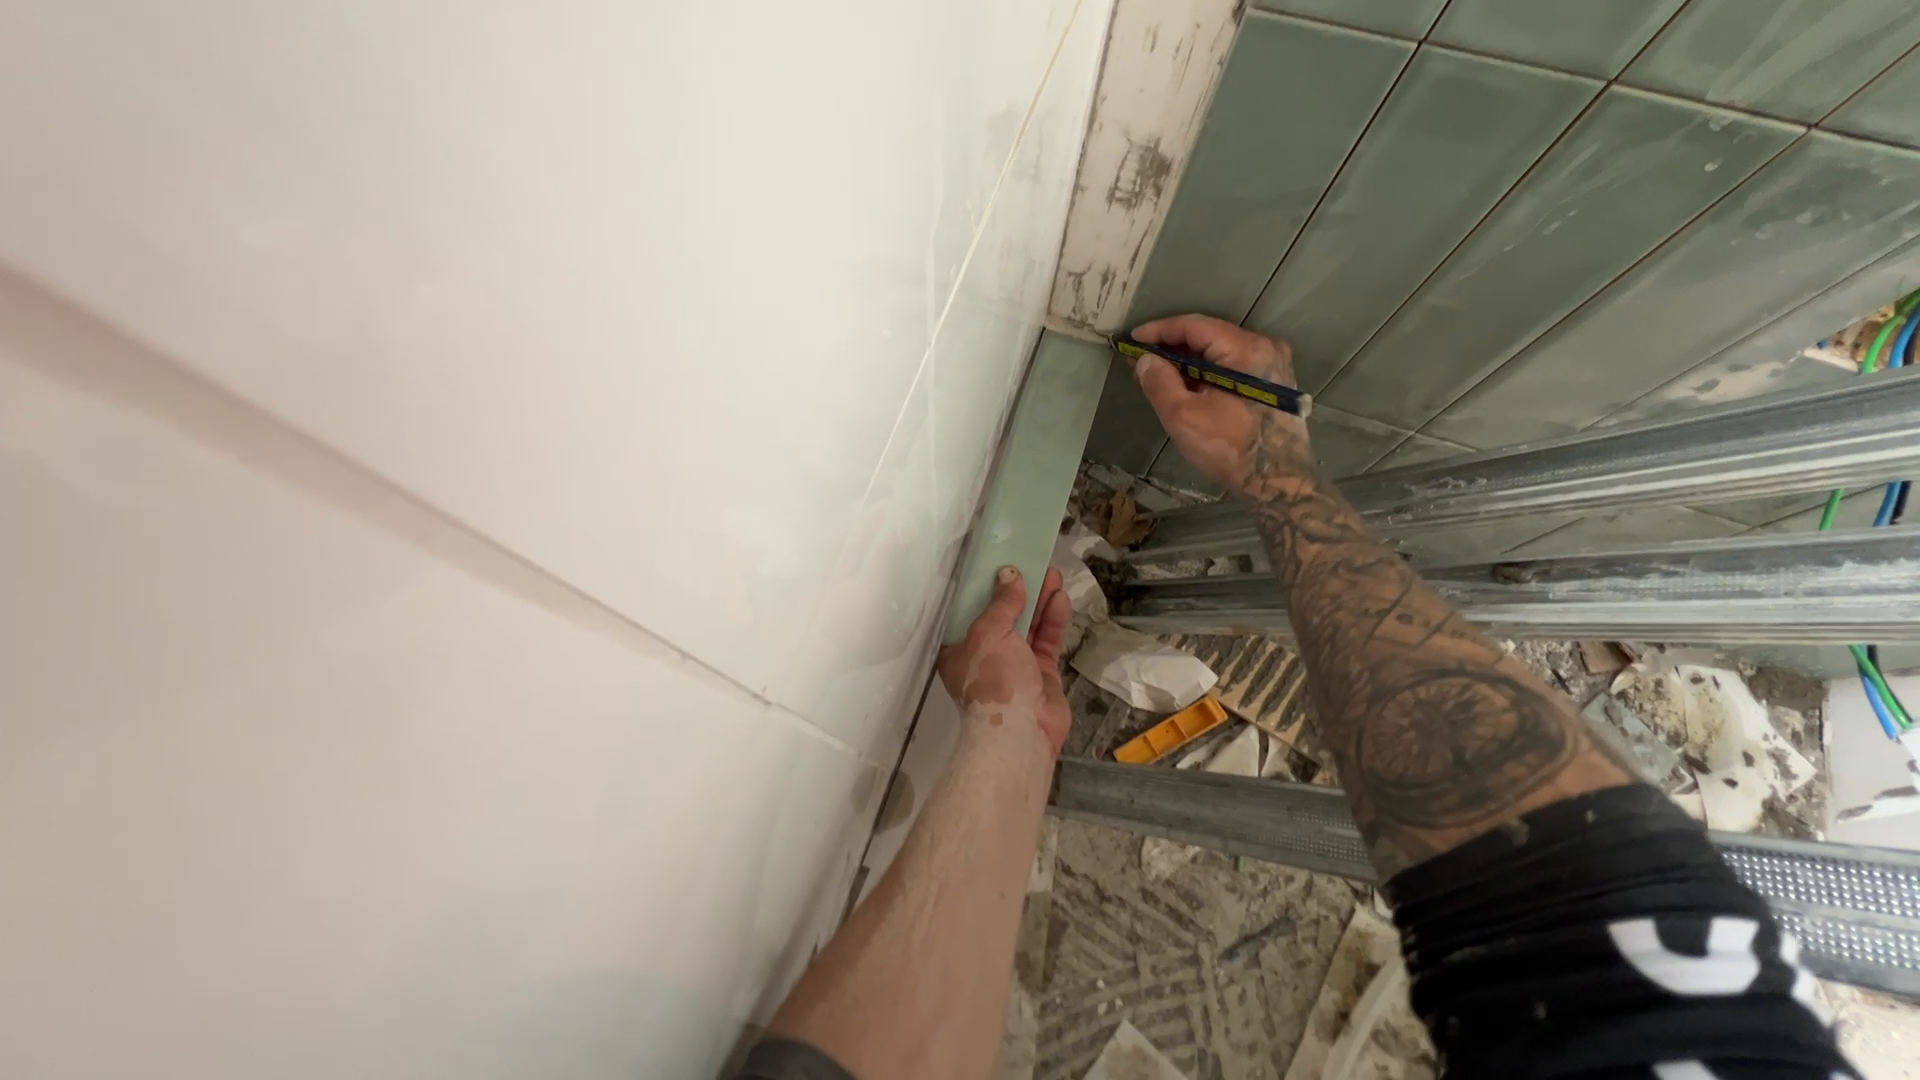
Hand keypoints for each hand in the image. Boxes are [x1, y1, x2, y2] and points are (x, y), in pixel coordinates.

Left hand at [937, 566, 1071, 756]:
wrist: (1020, 731)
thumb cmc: (991, 680)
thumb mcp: (988, 632)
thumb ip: (1002, 603)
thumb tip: (1010, 576)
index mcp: (959, 649)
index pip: (969, 612)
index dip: (984, 589)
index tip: (999, 567)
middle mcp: (984, 656)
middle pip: (1003, 616)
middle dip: (1019, 591)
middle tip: (1033, 565)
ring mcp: (1014, 666)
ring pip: (1028, 627)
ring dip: (1040, 601)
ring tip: (1053, 575)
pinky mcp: (1040, 674)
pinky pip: (1046, 641)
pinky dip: (1053, 621)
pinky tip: (1060, 600)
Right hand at [1131, 314, 1309, 494]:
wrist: (1277, 481)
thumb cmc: (1230, 448)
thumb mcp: (1184, 416)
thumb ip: (1160, 383)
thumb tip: (1145, 360)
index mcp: (1245, 349)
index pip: (1195, 326)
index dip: (1160, 330)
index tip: (1133, 339)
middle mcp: (1264, 347)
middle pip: (1209, 336)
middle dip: (1173, 346)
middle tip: (1143, 359)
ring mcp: (1273, 365)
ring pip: (1221, 352)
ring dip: (1189, 361)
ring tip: (1161, 375)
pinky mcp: (1273, 384)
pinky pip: (1233, 367)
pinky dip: (1208, 372)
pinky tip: (1189, 386)